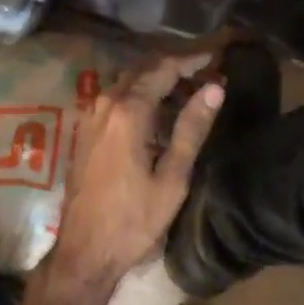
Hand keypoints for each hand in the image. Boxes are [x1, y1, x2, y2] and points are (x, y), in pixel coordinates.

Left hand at [47, 56, 223, 281]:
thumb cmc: (134, 220)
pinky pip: (117, 95)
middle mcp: (106, 101)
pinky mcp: (86, 127)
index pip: (164, 68)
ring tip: (190, 87)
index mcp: (128, 110)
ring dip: (158, 78)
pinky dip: (141, 92)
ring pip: (129, 80)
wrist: (85, 250)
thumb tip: (215, 87)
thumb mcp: (172, 179)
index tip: (218, 54)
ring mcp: (91, 113)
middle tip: (208, 69)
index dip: (193, 58)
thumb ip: (191, 128)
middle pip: (144, 68)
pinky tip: (160, 108)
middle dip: (176, 64)